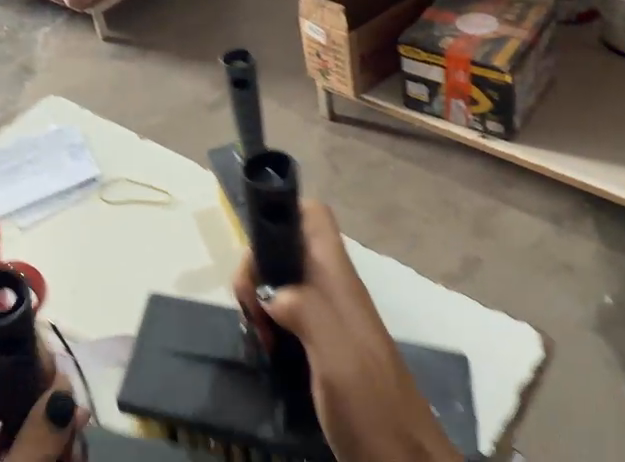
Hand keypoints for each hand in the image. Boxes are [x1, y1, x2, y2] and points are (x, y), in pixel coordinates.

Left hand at [0, 326, 88, 461]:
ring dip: (46, 420)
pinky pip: (6, 426)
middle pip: (6, 367)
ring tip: (70, 454)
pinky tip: (59, 458)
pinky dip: (32, 437)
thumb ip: (40, 438)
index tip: (52, 351)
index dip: (15, 327)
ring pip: (13, 398)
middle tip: (72, 424)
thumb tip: (67, 393)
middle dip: (45, 389)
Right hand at [233, 199, 461, 461]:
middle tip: (250, 310)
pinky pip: (286, 313)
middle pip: (287, 247)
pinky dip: (267, 322)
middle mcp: (334, 290)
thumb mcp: (339, 358)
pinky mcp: (323, 346)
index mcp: (339, 281)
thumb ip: (306, 310)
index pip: (312, 216)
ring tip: (255, 332)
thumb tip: (269, 287)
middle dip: (257, 267)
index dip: (280, 215)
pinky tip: (264, 347)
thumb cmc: (374, 409)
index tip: (254, 253)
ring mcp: (330, 318)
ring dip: (258, 296)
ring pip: (283, 280)